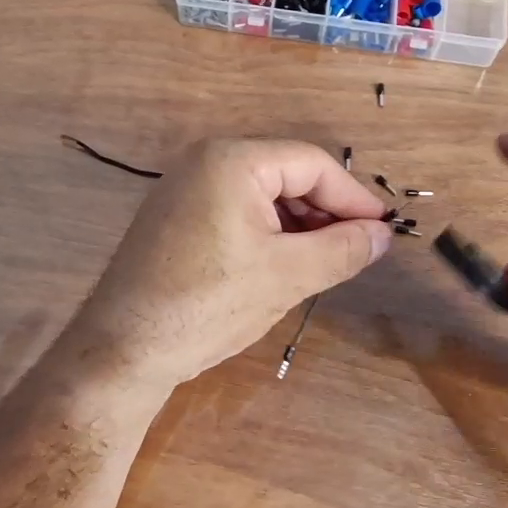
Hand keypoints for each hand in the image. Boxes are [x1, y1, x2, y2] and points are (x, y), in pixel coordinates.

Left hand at [65, 138, 391, 387]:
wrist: (123, 348)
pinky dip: (267, 234)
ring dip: (299, 226)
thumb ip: (343, 249)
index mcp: (233, 159)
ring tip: (324, 264)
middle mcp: (205, 161)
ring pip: (263, 195)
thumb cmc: (207, 305)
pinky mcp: (175, 218)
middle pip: (287, 174)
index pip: (313, 164)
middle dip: (326, 212)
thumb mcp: (287, 276)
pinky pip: (236, 212)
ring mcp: (185, 188)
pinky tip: (282, 266)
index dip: (354, 198)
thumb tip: (382, 235)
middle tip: (357, 251)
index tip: (384, 231)